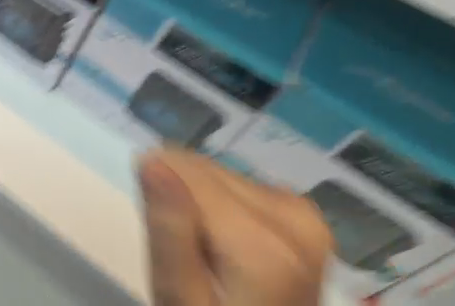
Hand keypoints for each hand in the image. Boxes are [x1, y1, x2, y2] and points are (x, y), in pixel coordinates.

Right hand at [138, 149, 332, 305]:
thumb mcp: (178, 295)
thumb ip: (169, 232)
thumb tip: (152, 161)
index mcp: (260, 242)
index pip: (181, 171)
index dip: (162, 200)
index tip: (169, 241)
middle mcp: (293, 215)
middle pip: (201, 170)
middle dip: (183, 200)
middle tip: (191, 252)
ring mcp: (302, 212)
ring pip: (215, 172)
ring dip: (201, 202)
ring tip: (210, 250)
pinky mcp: (301, 210)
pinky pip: (236, 181)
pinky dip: (222, 205)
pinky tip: (228, 241)